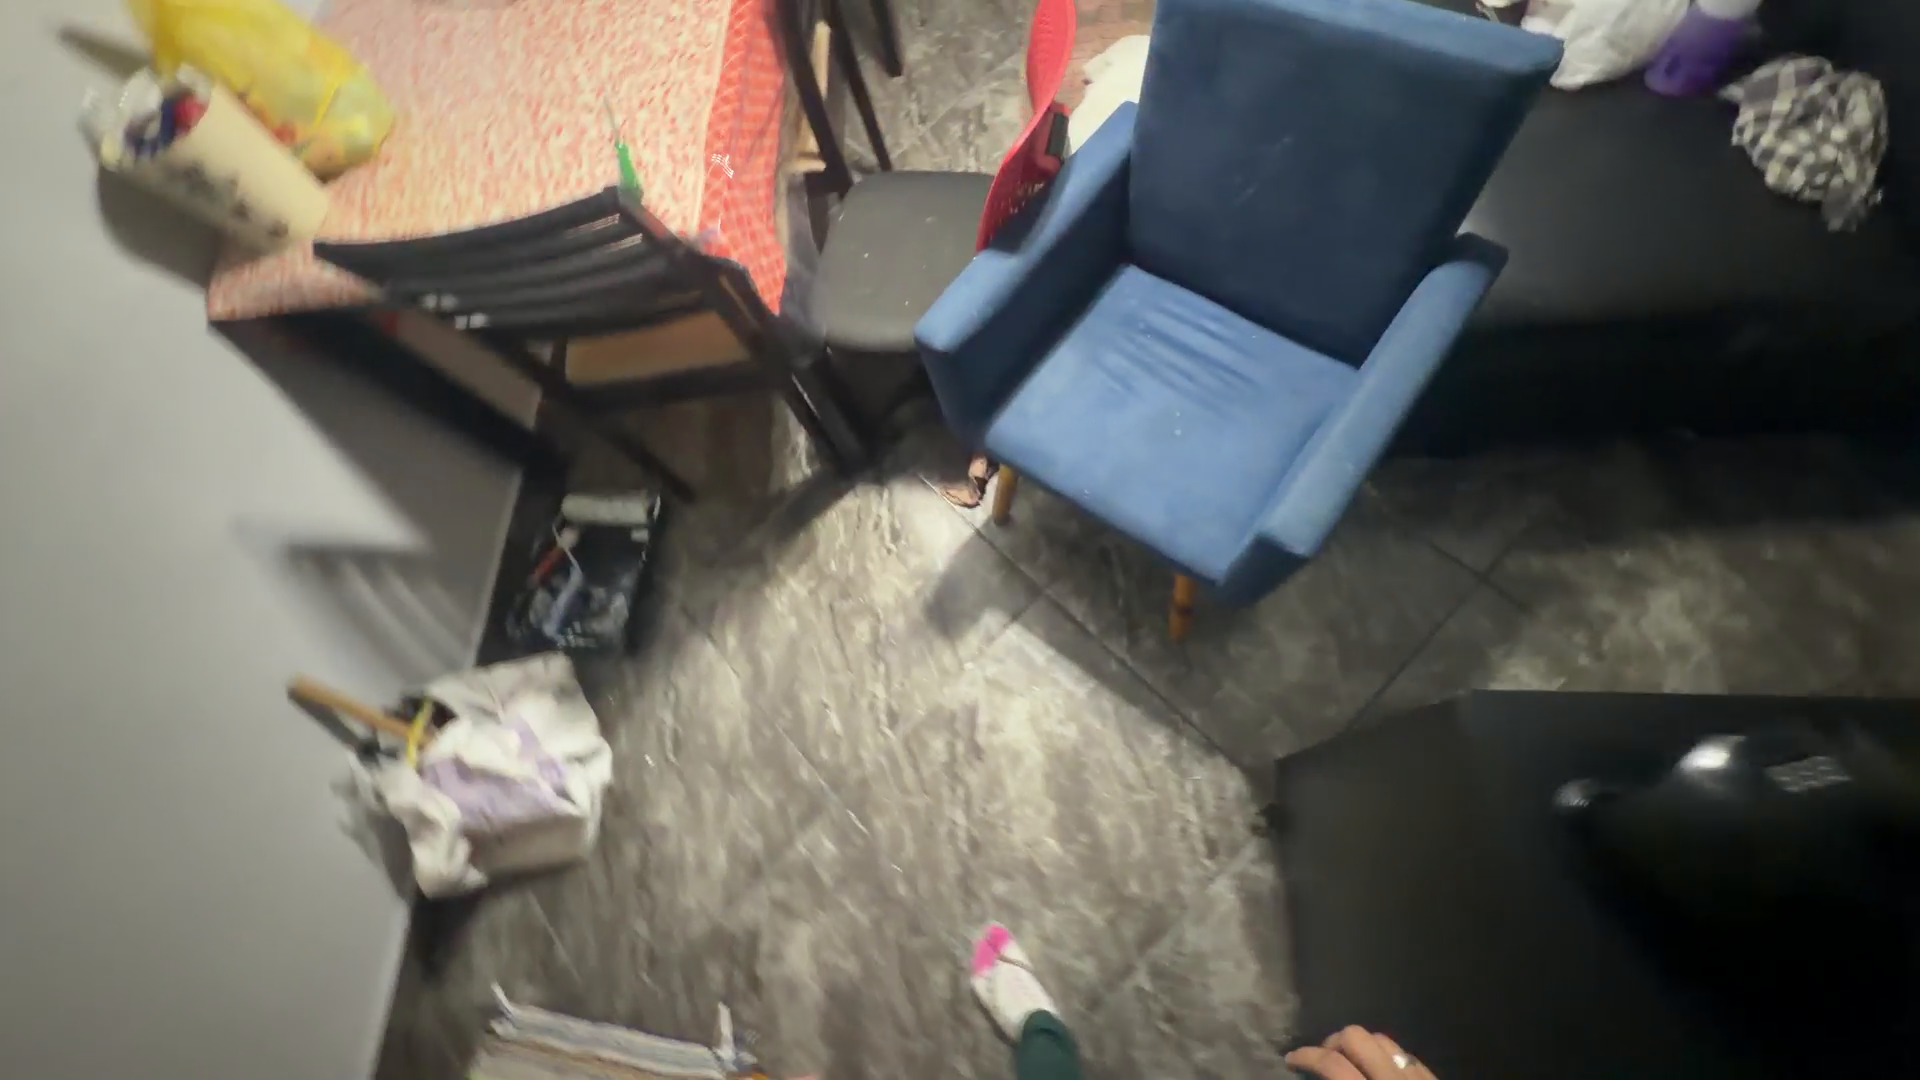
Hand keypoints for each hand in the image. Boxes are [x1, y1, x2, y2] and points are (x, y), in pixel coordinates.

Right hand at [1285, 1026, 1437, 1079]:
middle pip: (1355, 1037)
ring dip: (1359, 1047)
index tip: (1291, 1060)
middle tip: (1322, 1061)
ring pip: (1380, 1039)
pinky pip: (1404, 1054)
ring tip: (1350, 1063)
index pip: (1333, 1064)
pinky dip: (1385, 1057)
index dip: (1305, 1056)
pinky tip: (1380, 1074)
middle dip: (1332, 1043)